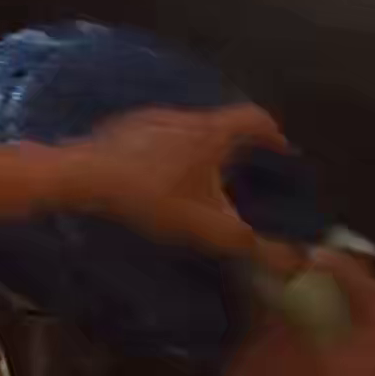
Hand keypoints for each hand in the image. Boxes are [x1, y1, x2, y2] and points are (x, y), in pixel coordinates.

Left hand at [58, 104, 298, 269]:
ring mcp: (145, 117)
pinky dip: (174, 149)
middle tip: (250, 172)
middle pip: (219, 122)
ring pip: (187, 127)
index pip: (253, 117)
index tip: (283, 152)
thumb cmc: (149, 195)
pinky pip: (161, 133)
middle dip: (238, 145)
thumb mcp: (209, 227)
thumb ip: (255, 245)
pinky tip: (169, 173)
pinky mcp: (122, 126)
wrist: (81, 174)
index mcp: (206, 131)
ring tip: (211, 177)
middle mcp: (177, 115)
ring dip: (203, 147)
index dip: (274, 132)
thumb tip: (293, 260)